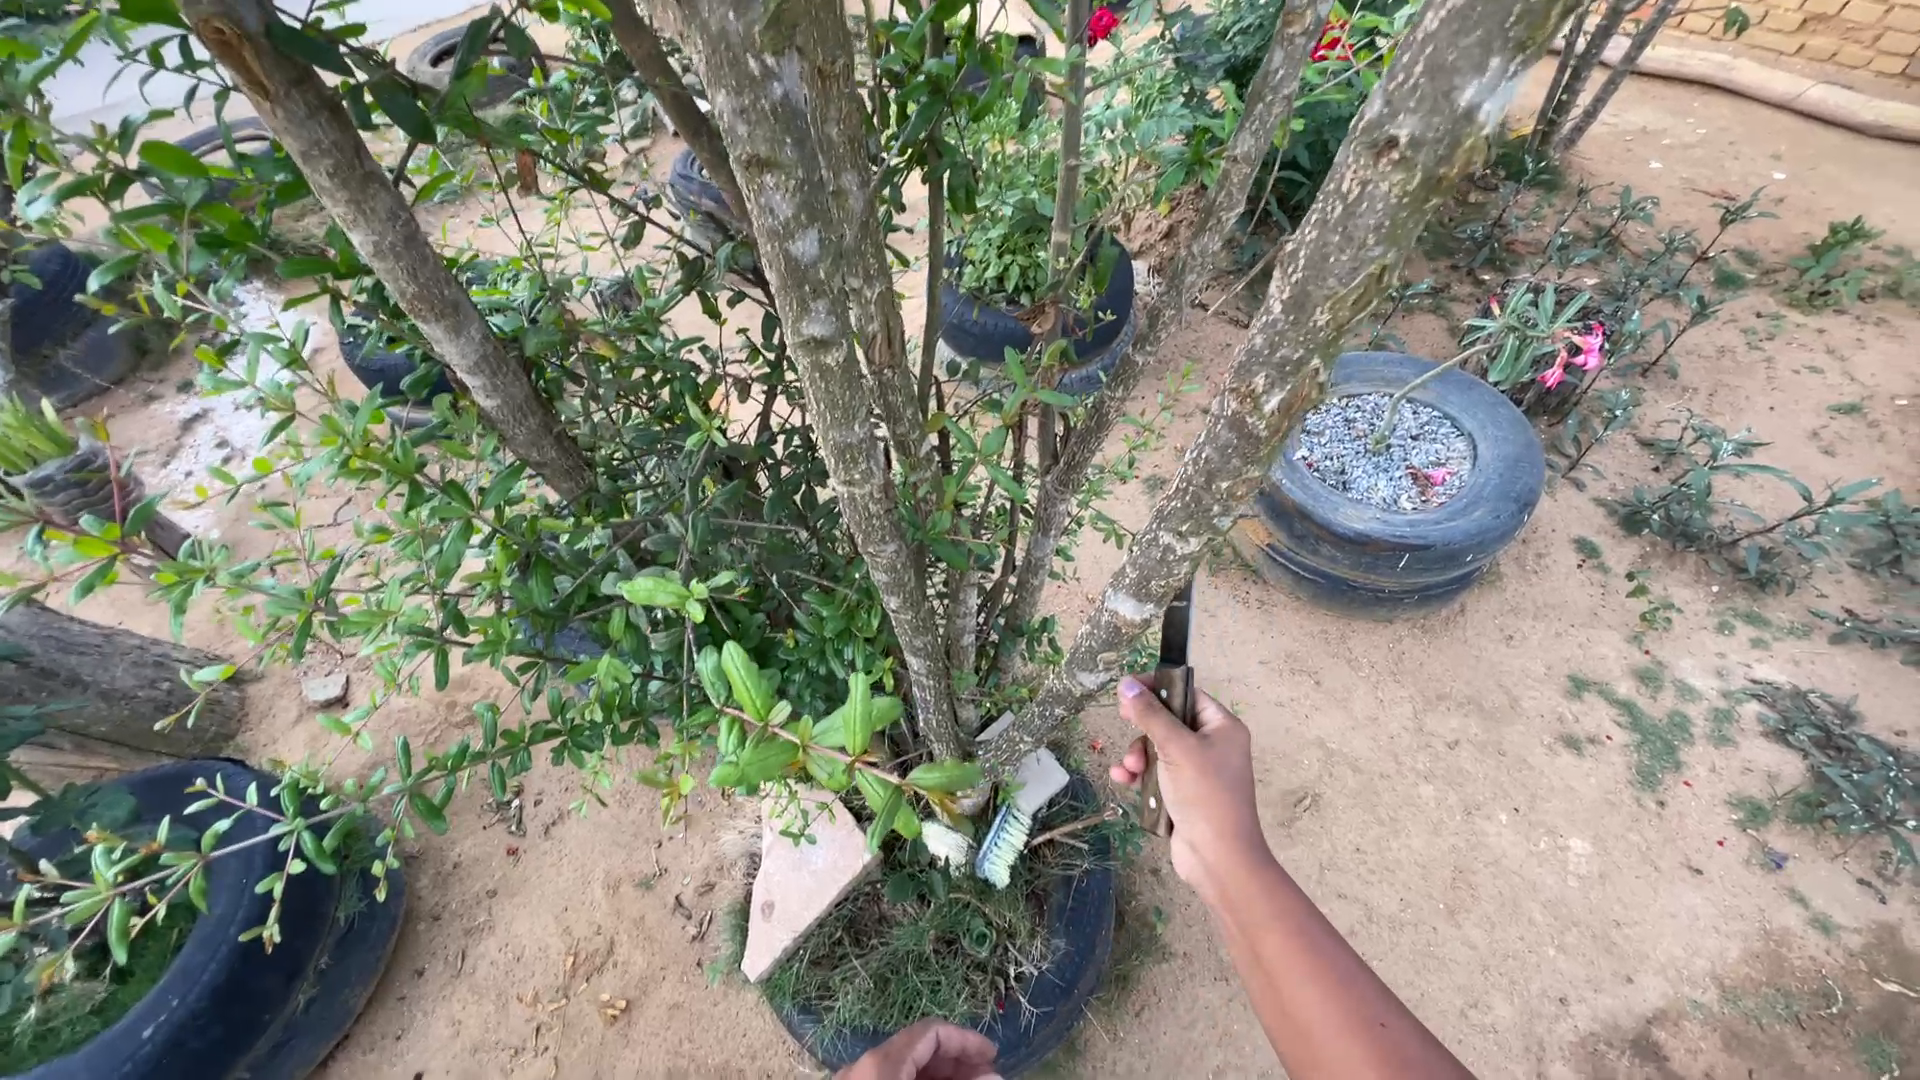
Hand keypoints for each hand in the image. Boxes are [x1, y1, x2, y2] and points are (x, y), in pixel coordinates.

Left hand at [834, 1019, 1000, 1079]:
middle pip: (919, 1048)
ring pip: (906, 1068)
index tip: (993, 1055)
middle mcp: (864, 1063)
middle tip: (988, 1076)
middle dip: (957, 1060)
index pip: (931, 1031)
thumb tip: (996, 1076)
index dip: (966, 1039)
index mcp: (882, 1058)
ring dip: (942, 1075)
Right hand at [1109, 674, 1269, 904]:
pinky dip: (1139, 774)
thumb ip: (1149, 714)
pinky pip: (1155, 772)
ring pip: (1156, 747)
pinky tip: (1123, 780)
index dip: (1157, 687)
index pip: (1186, 693)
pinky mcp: (1182, 792)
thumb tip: (1126, 683)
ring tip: (1130, 768)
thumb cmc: (1204, 794)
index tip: (1128, 688)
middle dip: (1143, 727)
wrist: (1218, 858)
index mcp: (1221, 727)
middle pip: (1168, 720)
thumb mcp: (1175, 747)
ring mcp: (1196, 770)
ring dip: (1137, 755)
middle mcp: (1212, 744)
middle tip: (1123, 720)